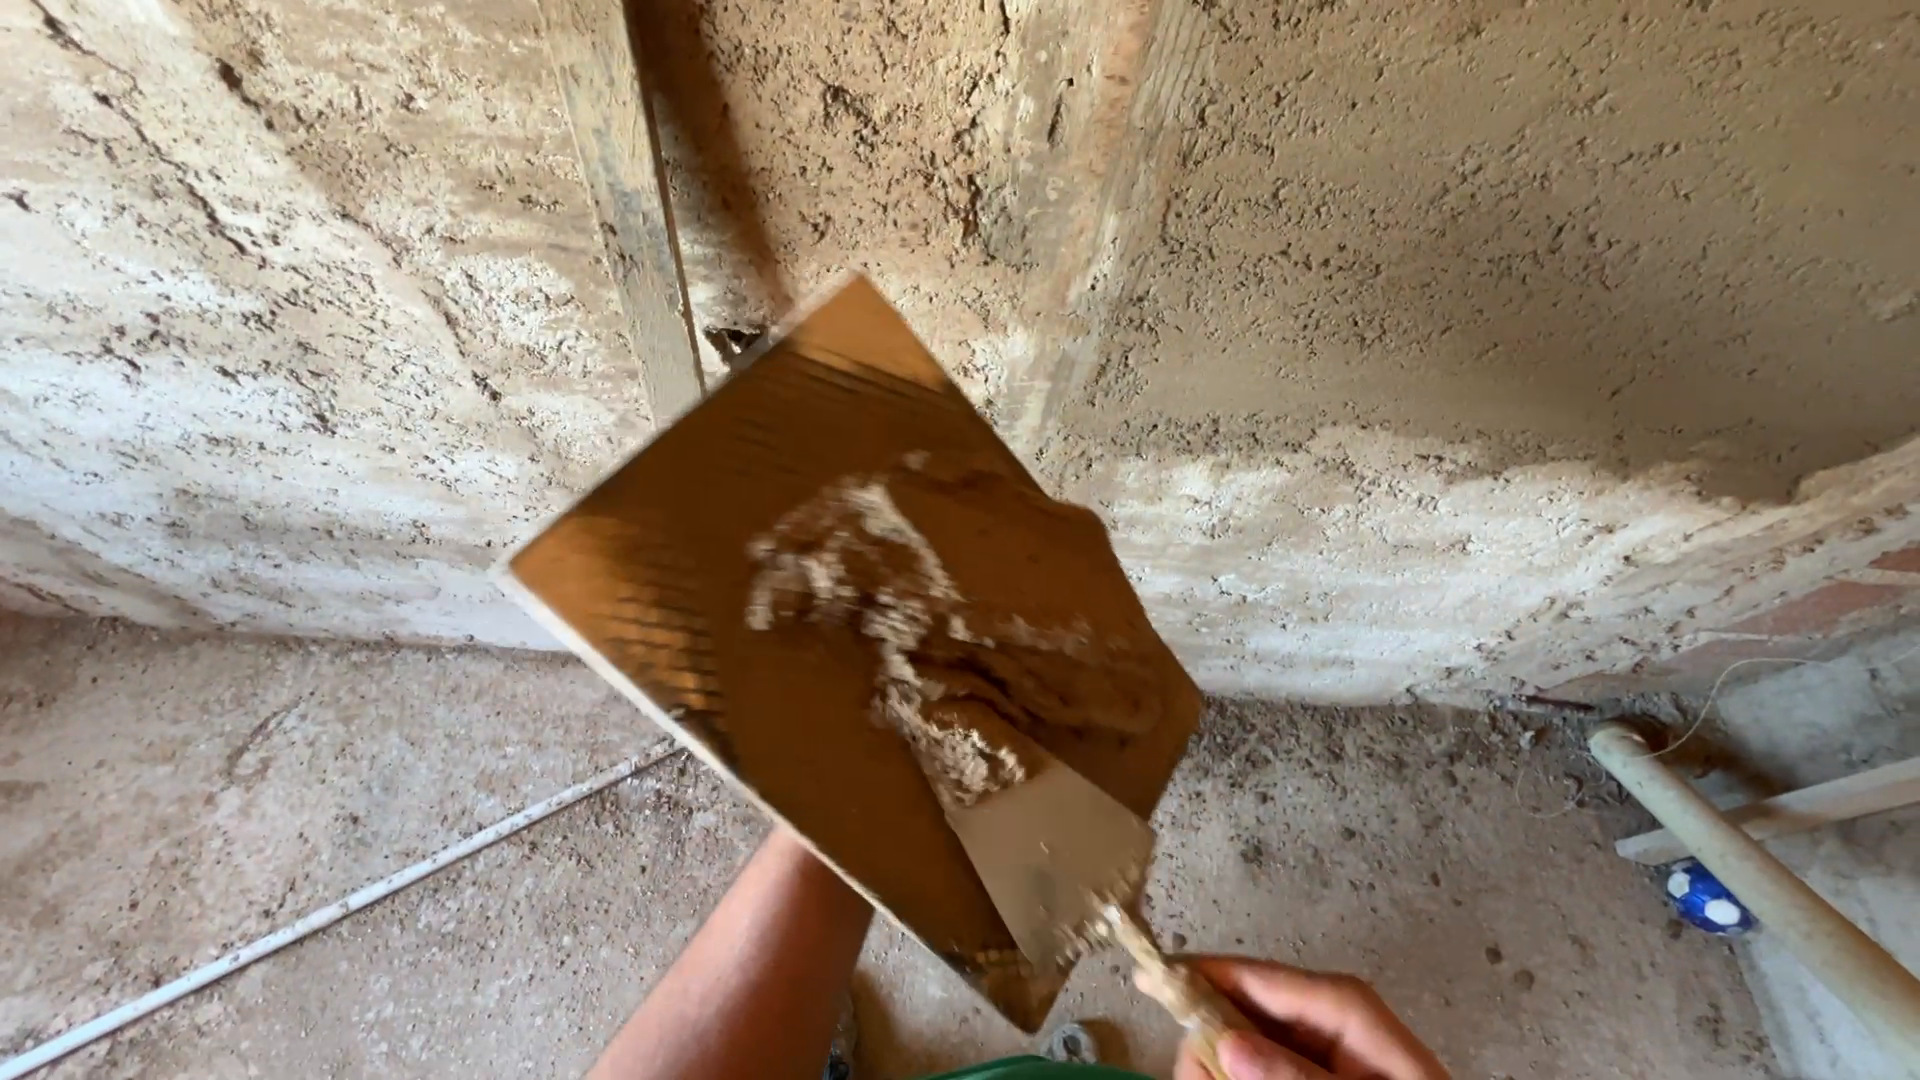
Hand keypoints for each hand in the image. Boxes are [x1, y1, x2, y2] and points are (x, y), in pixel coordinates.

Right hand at [1169, 959, 1447, 1079]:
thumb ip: (1296, 1076)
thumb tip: (1228, 1043)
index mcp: (1334, 999)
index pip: (1247, 974)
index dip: (1192, 971)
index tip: (1146, 976)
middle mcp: (1316, 1007)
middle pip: (1234, 1006)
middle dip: (1203, 1042)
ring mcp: (1311, 1036)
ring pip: (1237, 1036)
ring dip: (1216, 1064)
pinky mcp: (1305, 1060)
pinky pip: (1253, 1057)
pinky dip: (1234, 1071)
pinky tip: (1223, 1078)